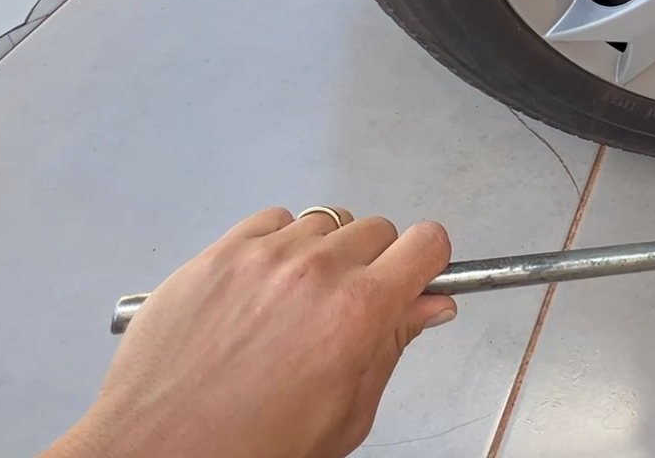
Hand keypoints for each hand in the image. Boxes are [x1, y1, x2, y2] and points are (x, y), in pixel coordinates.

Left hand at [47, 209, 456, 457]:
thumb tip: (434, 302)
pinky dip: (278, 243)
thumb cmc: (255, 451)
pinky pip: (274, 219)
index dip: (427, 260)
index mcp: (359, 311)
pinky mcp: (220, 252)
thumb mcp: (346, 416)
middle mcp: (318, 270)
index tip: (413, 279)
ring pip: (327, 222)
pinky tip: (260, 286)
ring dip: (324, 252)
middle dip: (373, 262)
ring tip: (293, 300)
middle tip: (343, 306)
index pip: (427, 241)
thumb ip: (395, 346)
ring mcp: (265, 255)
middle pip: (378, 229)